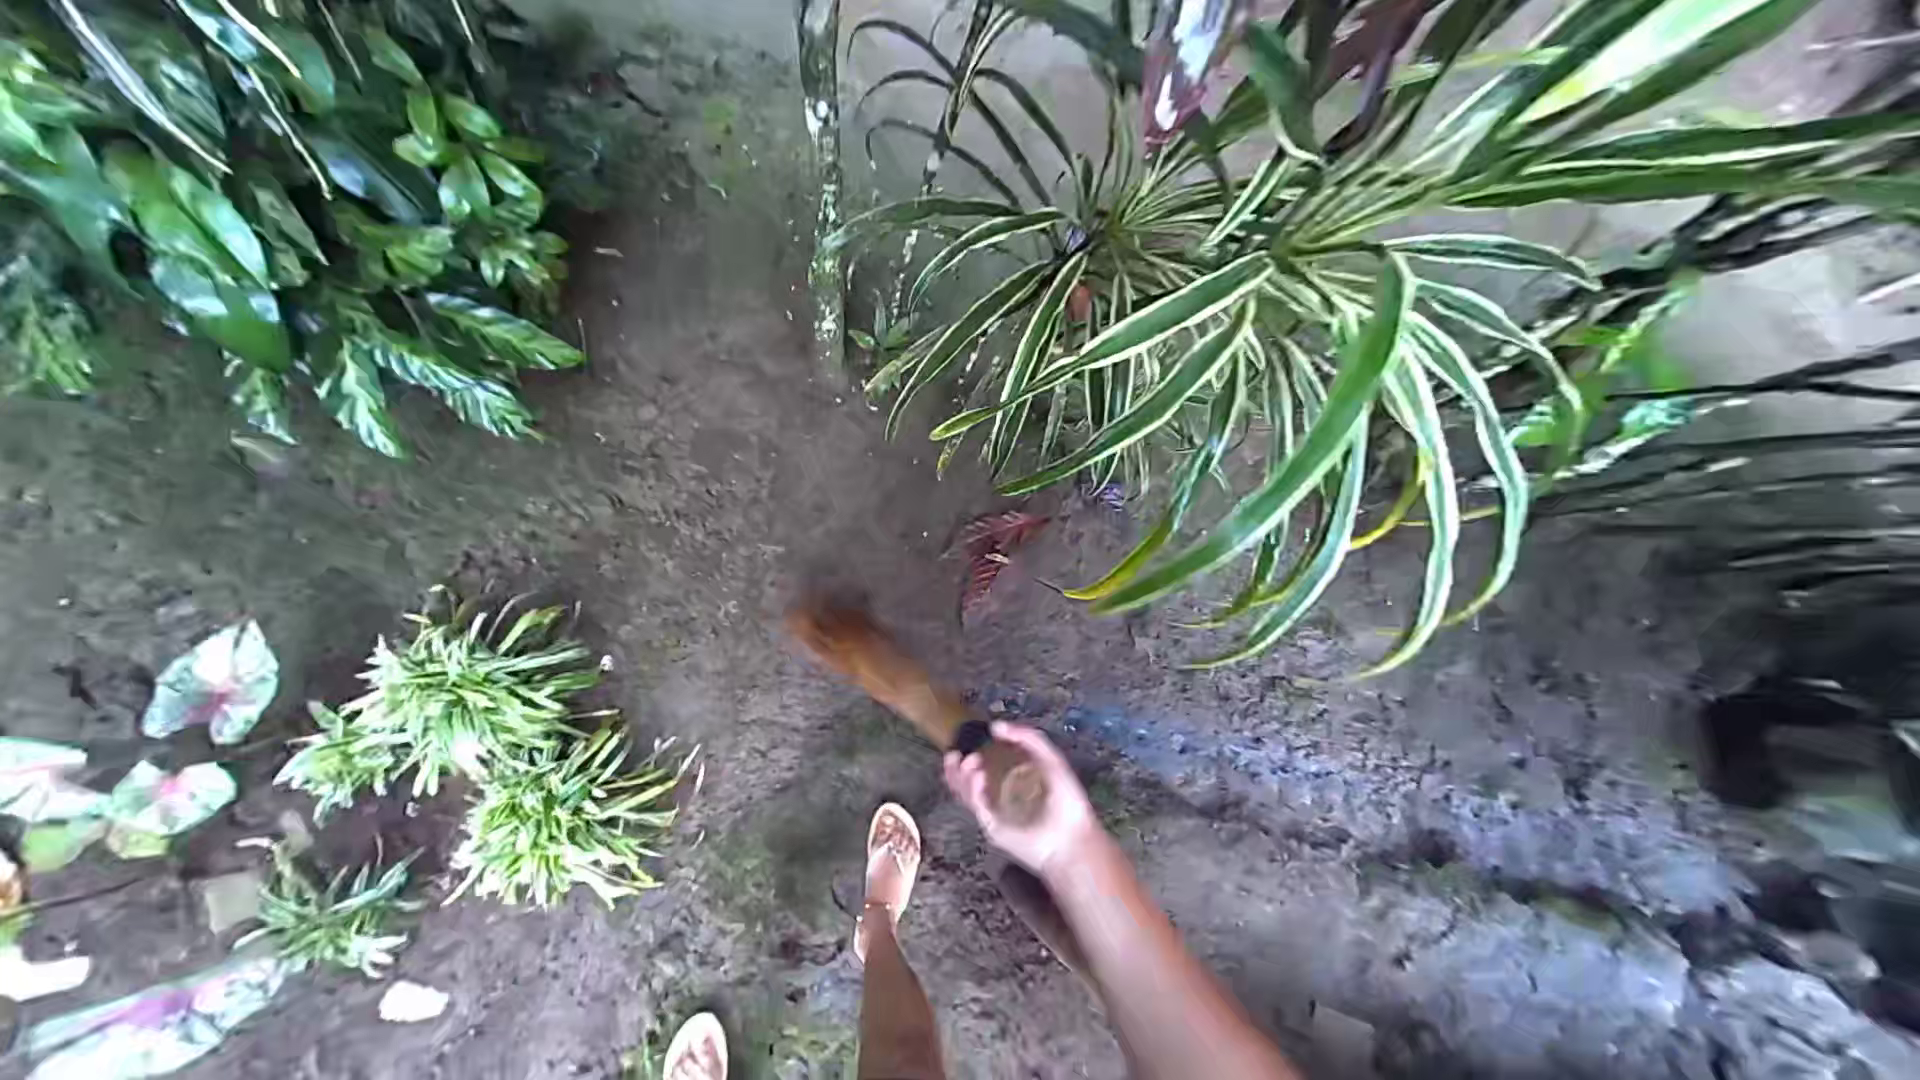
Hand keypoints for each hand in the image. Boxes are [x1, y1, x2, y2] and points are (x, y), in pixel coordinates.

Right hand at [943, 721, 1103, 879]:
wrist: (1073, 836)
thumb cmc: (1066, 799)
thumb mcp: (1051, 759)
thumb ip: (1029, 737)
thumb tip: (996, 726)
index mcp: (1011, 780)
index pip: (983, 766)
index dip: (971, 754)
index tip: (966, 743)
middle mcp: (999, 796)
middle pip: (966, 782)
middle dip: (958, 768)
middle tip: (959, 755)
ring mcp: (994, 813)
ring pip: (966, 794)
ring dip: (961, 777)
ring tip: (970, 763)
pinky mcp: (992, 827)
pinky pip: (977, 808)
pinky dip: (974, 791)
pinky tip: (979, 778)